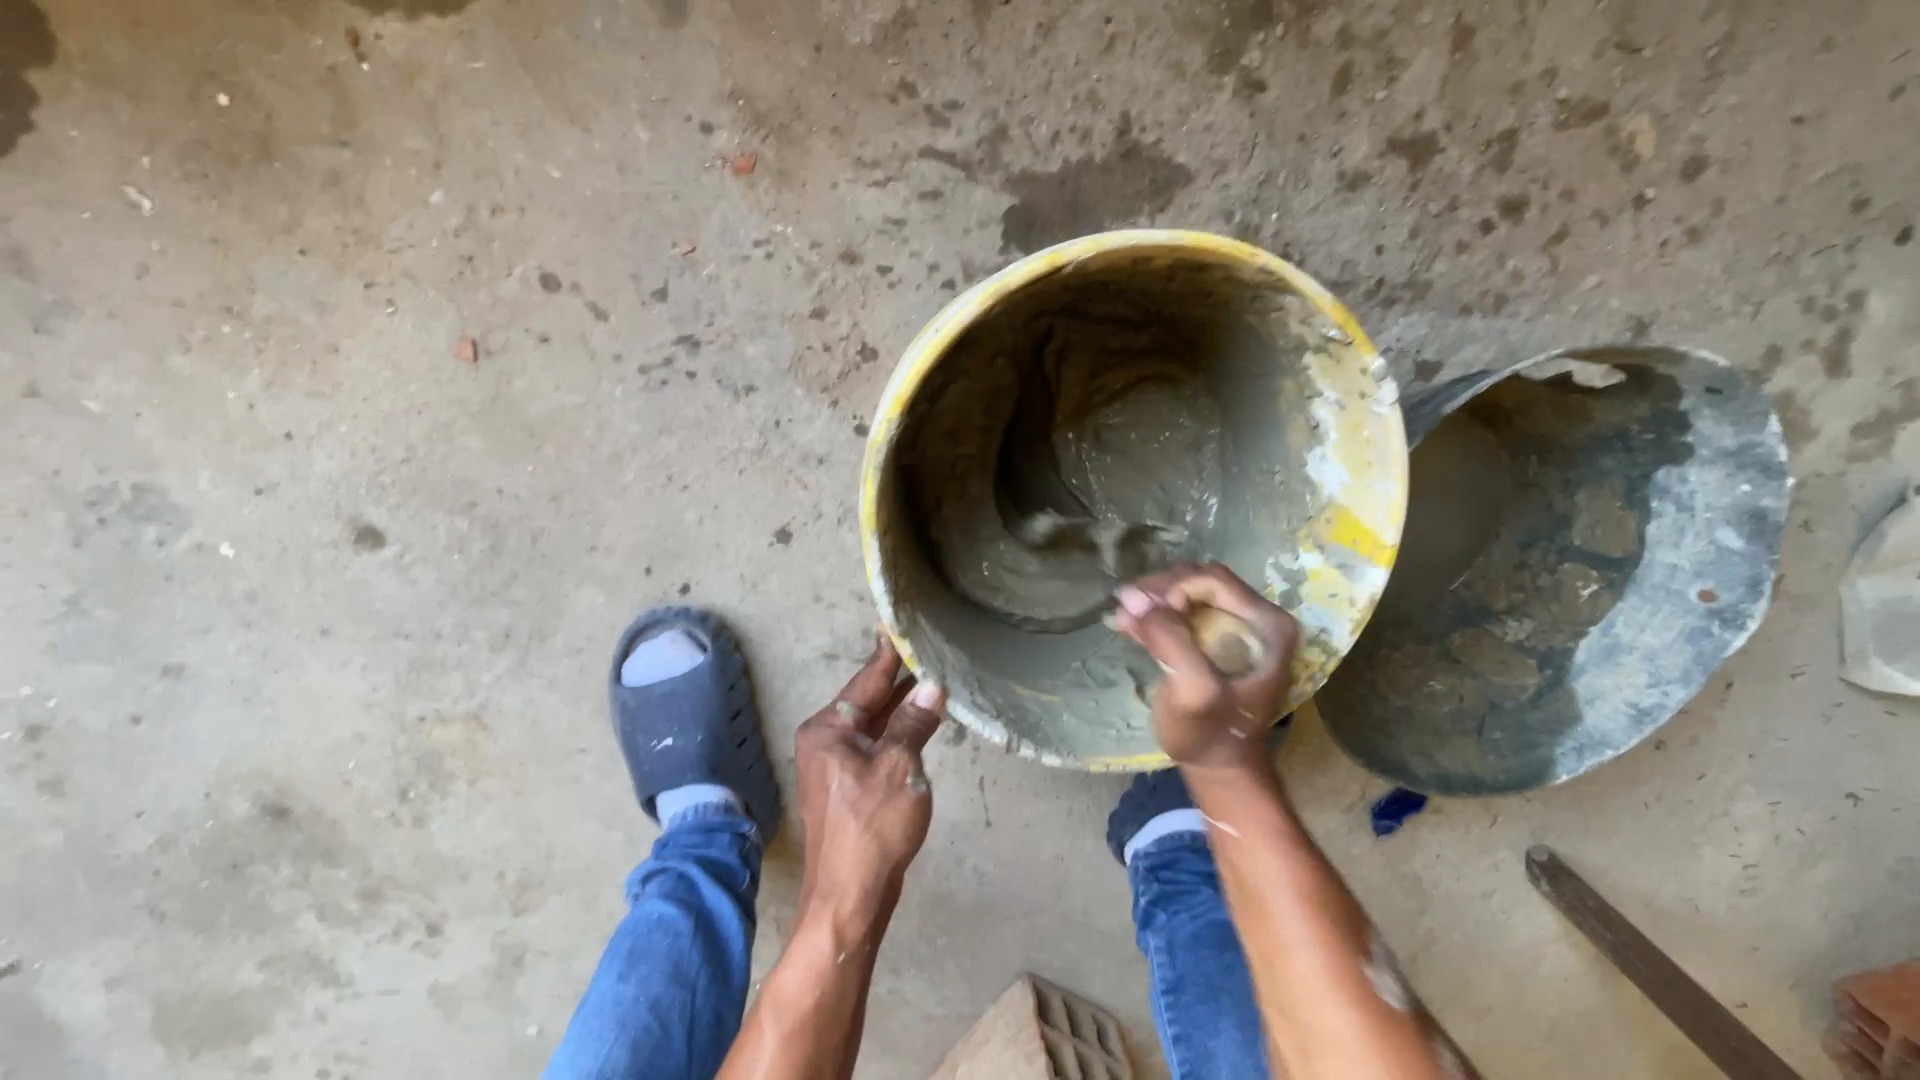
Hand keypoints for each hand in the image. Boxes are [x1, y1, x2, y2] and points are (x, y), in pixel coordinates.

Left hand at [793, 632, 945, 926]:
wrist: (851, 895)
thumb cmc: (872, 825)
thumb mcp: (899, 765)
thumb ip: (913, 722)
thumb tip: (931, 687)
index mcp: (828, 729)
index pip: (865, 680)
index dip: (887, 654)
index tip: (898, 623)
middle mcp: (825, 741)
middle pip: (867, 700)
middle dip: (899, 679)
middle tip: (926, 648)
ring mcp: (835, 767)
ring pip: (873, 726)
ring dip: (901, 708)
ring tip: (931, 678)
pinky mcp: (849, 789)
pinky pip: (876, 748)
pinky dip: (898, 734)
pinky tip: (920, 725)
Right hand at [1112, 562, 1300, 771]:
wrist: (1217, 767)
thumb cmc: (1210, 733)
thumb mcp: (1191, 690)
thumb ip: (1170, 640)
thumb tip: (1133, 598)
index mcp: (1269, 625)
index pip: (1213, 581)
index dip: (1173, 591)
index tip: (1146, 617)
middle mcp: (1259, 618)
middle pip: (1199, 580)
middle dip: (1159, 591)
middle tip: (1126, 608)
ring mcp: (1238, 626)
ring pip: (1188, 592)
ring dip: (1153, 601)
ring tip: (1123, 617)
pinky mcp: (1217, 637)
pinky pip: (1183, 610)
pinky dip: (1156, 613)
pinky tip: (1128, 623)